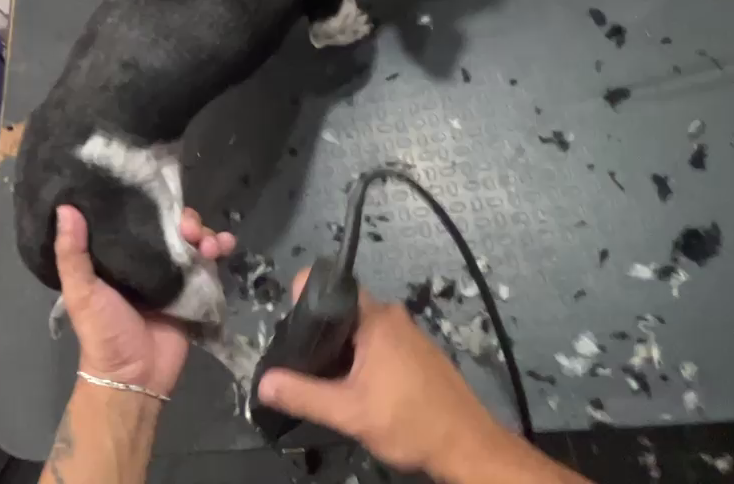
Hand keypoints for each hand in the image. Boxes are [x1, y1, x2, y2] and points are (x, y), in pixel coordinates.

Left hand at [52, 205, 234, 396]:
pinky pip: (210, 263)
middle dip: (187, 220)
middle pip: (172, 225)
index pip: (138, 216)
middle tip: (189, 229)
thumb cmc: (102, 331)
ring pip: (193, 239)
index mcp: (120, 252)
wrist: (135, 377)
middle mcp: (147, 258)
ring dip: (206, 233)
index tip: (162, 199)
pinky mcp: (194, 290)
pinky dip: (220, 248)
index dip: (152, 204)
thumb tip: (65, 207)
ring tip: (209, 245)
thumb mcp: (81, 291)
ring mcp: (173, 273)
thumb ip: (72, 253)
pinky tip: (226, 245)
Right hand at [257, 271, 577, 482]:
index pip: (327, 284)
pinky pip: (380, 339)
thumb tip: (264, 383)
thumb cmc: (410, 422)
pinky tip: (365, 386)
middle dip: (322, 331)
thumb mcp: (350, 413)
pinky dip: (366, 356)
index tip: (293, 328)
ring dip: (345, 347)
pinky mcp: (419, 350)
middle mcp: (391, 314)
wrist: (469, 448)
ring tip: (333, 377)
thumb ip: (304, 395)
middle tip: (309, 361)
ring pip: (361, 326)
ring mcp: (408, 331)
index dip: (303, 298)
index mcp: (373, 317)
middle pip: (342, 308)